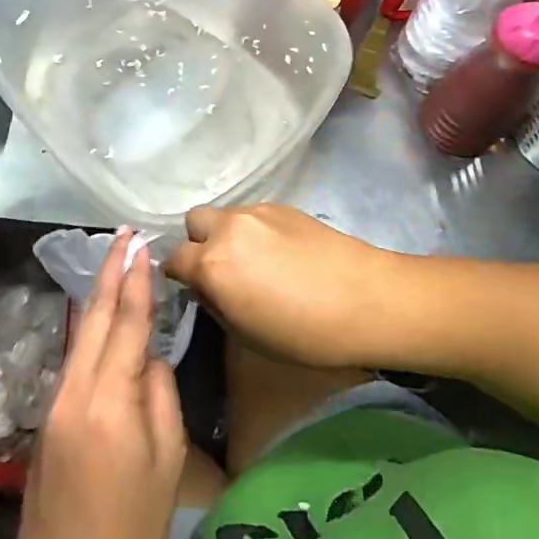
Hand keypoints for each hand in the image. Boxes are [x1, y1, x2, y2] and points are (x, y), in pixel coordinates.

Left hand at [19, 230, 184, 538]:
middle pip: (93, 318)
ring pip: (80, 336)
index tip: (142, 244)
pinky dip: (90, 329)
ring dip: (98, 296)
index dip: (136, 281)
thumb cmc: (134, 518)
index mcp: (108, 399)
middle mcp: (73, 391)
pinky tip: (102, 318)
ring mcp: (54, 405)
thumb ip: (161, 393)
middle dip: (108, 272)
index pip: (126, 323)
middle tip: (123, 235)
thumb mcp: (167, 456)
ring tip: (115, 262)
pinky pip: (74, 360)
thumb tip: (149, 355)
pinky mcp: (47, 420)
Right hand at [165, 205, 401, 369]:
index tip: (191, 287)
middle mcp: (229, 228)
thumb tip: (205, 286)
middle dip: (199, 242)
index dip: (179, 274)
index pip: (173, 258)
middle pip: (195, 221)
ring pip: (226, 215)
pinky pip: (254, 214)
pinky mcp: (284, 205)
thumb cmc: (302, 332)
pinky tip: (279, 251)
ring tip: (253, 259)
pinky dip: (254, 229)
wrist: (364, 298)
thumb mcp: (245, 333)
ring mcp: (258, 211)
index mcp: (213, 263)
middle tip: (220, 268)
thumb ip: (214, 302)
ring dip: (228, 233)